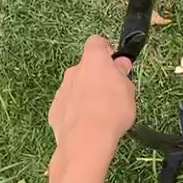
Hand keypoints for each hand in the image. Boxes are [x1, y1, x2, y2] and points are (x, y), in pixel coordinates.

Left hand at [46, 36, 136, 182]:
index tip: (114, 65)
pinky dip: (76, 112)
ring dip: (86, 96)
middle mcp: (74, 71)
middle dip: (97, 78)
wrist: (86, 140)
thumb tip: (119, 64)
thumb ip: (121, 74)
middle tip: (112, 95)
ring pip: (76, 87)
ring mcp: (62, 90)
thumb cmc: (112, 110)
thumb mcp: (128, 90)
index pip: (96, 42)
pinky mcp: (55, 110)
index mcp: (93, 60)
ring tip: (100, 115)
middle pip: (86, 68)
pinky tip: (87, 127)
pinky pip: (68, 106)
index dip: (106, 51)